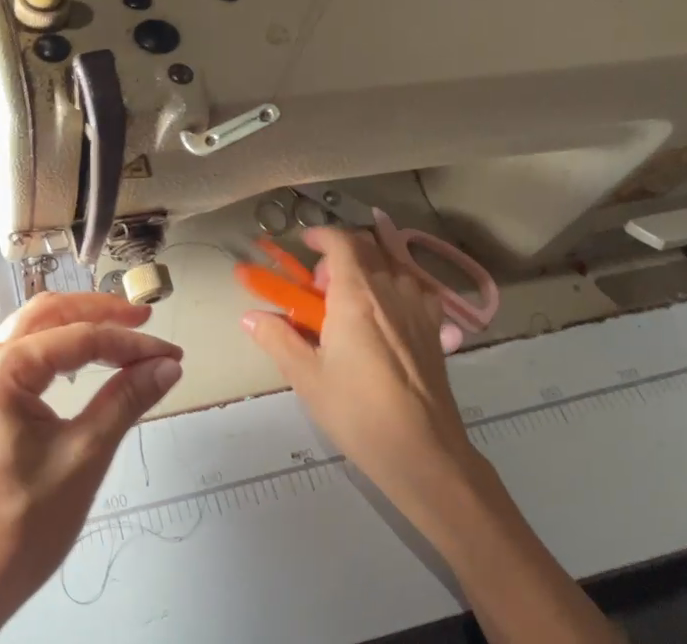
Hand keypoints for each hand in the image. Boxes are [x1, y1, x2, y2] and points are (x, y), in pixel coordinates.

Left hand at [0, 292, 182, 643]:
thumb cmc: (10, 532)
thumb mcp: (81, 460)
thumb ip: (124, 403)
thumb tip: (162, 368)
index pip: (79, 337)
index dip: (131, 342)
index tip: (169, 355)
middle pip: (46, 315)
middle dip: (98, 313)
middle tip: (144, 321)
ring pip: (27, 333)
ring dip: (73, 328)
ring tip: (118, 339)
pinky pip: (13, 360)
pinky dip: (50, 353)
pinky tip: (74, 368)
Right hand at [242, 226, 473, 508]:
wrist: (423, 452)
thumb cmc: (358, 412)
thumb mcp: (307, 377)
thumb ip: (278, 339)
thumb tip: (250, 316)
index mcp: (357, 295)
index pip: (342, 242)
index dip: (322, 236)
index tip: (303, 245)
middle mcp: (391, 291)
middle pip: (368, 249)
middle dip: (340, 255)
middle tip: (318, 286)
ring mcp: (420, 308)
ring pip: (392, 267)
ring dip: (367, 270)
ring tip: (349, 303)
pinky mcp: (436, 330)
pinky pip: (413, 289)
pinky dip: (394, 288)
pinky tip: (384, 319)